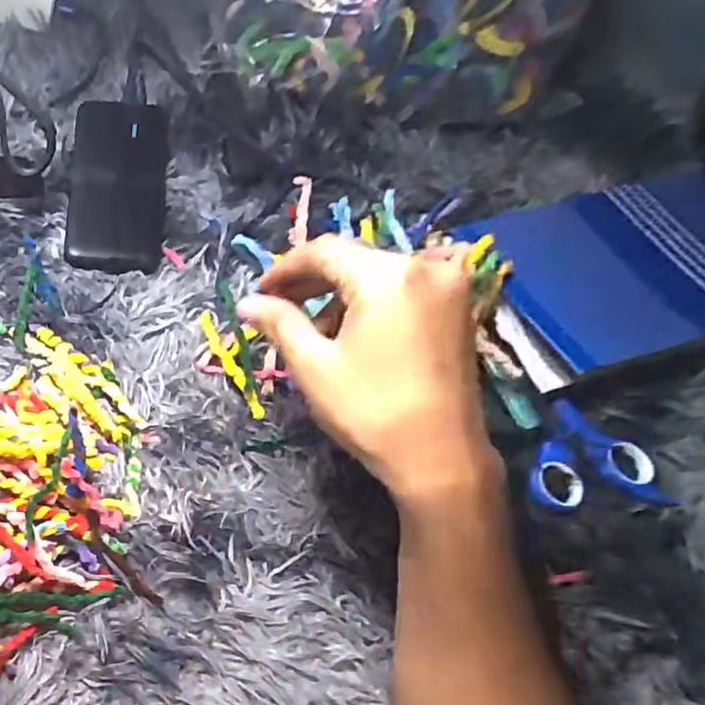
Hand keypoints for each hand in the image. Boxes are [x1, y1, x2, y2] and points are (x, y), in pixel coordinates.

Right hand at [239, 235, 500, 505]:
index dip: (284, 269)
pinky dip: (370, 302)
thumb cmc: (367, 409)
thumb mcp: (313, 365)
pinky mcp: (457, 306)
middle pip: (354, 259)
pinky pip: (402, 288)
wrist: (436, 452)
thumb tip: (247, 303)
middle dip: (311, 283)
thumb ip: (280, 324)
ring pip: (377, 274)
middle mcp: (425, 265)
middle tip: (276, 310)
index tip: (258, 294)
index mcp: (387, 275)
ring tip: (313, 333)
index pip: (325, 251)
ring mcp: (448, 284)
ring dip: (339, 296)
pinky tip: (350, 332)